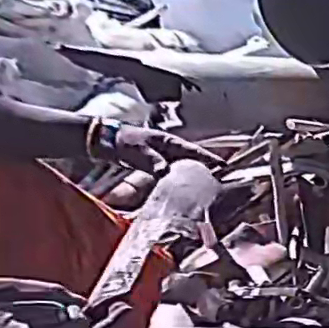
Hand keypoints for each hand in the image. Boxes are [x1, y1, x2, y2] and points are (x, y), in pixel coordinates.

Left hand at [92, 122, 222, 173]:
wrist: (104, 140)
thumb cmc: (122, 141)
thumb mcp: (139, 151)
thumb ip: (153, 161)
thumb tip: (166, 172)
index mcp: (170, 142)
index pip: (195, 151)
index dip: (210, 158)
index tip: (224, 166)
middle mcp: (171, 149)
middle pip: (195, 159)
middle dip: (208, 167)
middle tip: (223, 179)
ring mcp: (166, 156)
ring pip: (186, 166)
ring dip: (196, 174)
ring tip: (209, 185)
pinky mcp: (159, 164)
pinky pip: (176, 171)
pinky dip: (183, 177)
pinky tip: (188, 186)